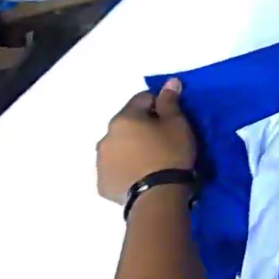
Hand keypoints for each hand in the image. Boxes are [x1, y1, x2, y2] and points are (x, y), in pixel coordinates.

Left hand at [96, 79, 196, 205]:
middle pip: (128, 123)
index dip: (160, 104)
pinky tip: (142, 175)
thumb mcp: (177, 123)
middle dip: (144, 126)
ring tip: (153, 159)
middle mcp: (106, 136)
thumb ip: (170, 101)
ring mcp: (101, 161)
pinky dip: (127, 167)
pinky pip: (116, 167)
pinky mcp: (102, 184)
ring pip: (119, 145)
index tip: (173, 118)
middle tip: (164, 139)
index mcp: (124, 118)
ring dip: (132, 146)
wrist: (157, 197)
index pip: (143, 99)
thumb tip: (170, 82)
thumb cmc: (170, 153)